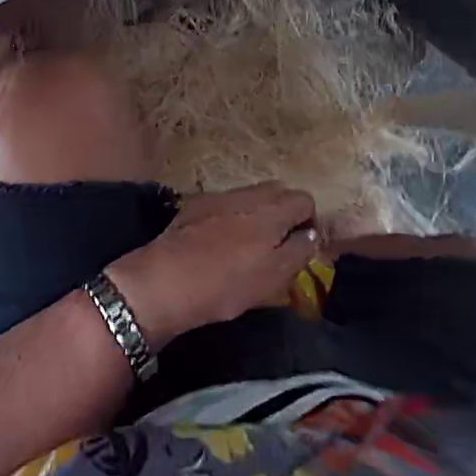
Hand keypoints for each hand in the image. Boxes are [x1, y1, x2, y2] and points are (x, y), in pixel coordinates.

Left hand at [104, 184, 319, 345]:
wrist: (166, 280)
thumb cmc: (227, 283)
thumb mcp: (275, 276)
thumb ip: (299, 250)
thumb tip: (310, 234)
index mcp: (271, 209)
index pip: (303, 199)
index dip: (308, 221)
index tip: (302, 245)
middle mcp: (244, 194)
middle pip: (275, 192)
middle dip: (282, 213)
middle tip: (277, 245)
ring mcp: (215, 197)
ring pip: (247, 197)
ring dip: (255, 214)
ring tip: (247, 246)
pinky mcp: (191, 206)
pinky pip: (222, 205)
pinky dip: (229, 217)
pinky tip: (219, 243)